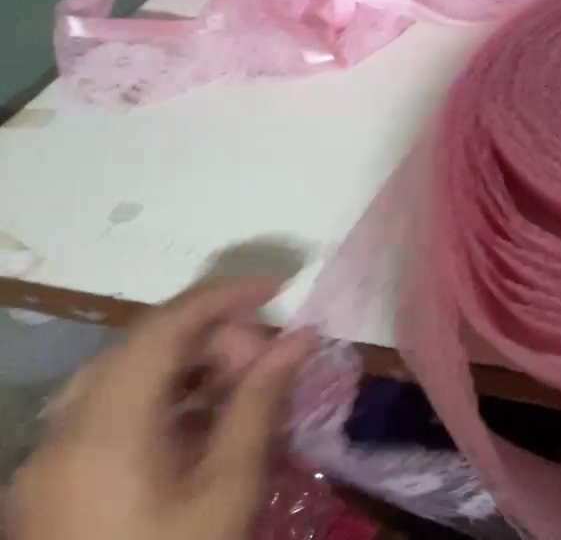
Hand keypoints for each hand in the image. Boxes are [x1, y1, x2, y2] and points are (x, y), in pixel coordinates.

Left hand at [7, 278, 315, 539]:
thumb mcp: (231, 483)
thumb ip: (260, 401)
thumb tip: (301, 336)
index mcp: (103, 431)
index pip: (160, 330)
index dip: (222, 296)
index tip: (281, 286)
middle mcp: (61, 435)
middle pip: (138, 350)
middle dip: (211, 337)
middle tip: (270, 359)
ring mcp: (48, 462)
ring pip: (121, 379)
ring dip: (189, 365)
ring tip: (246, 387)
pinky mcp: (52, 484)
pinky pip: (108, 412)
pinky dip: (164, 396)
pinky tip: (206, 421)